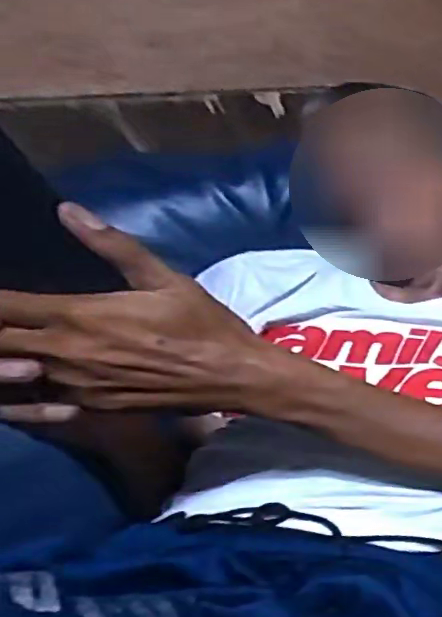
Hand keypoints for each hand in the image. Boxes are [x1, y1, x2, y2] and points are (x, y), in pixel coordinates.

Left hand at [0, 203, 263, 421]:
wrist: (242, 376)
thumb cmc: (210, 328)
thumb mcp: (174, 284)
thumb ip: (117, 248)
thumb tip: (69, 210)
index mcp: (74, 315)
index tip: (2, 300)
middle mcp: (61, 350)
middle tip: (7, 326)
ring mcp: (72, 382)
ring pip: (3, 373)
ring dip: (3, 364)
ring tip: (16, 356)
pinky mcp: (88, 405)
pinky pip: (30, 404)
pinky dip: (18, 396)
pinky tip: (30, 383)